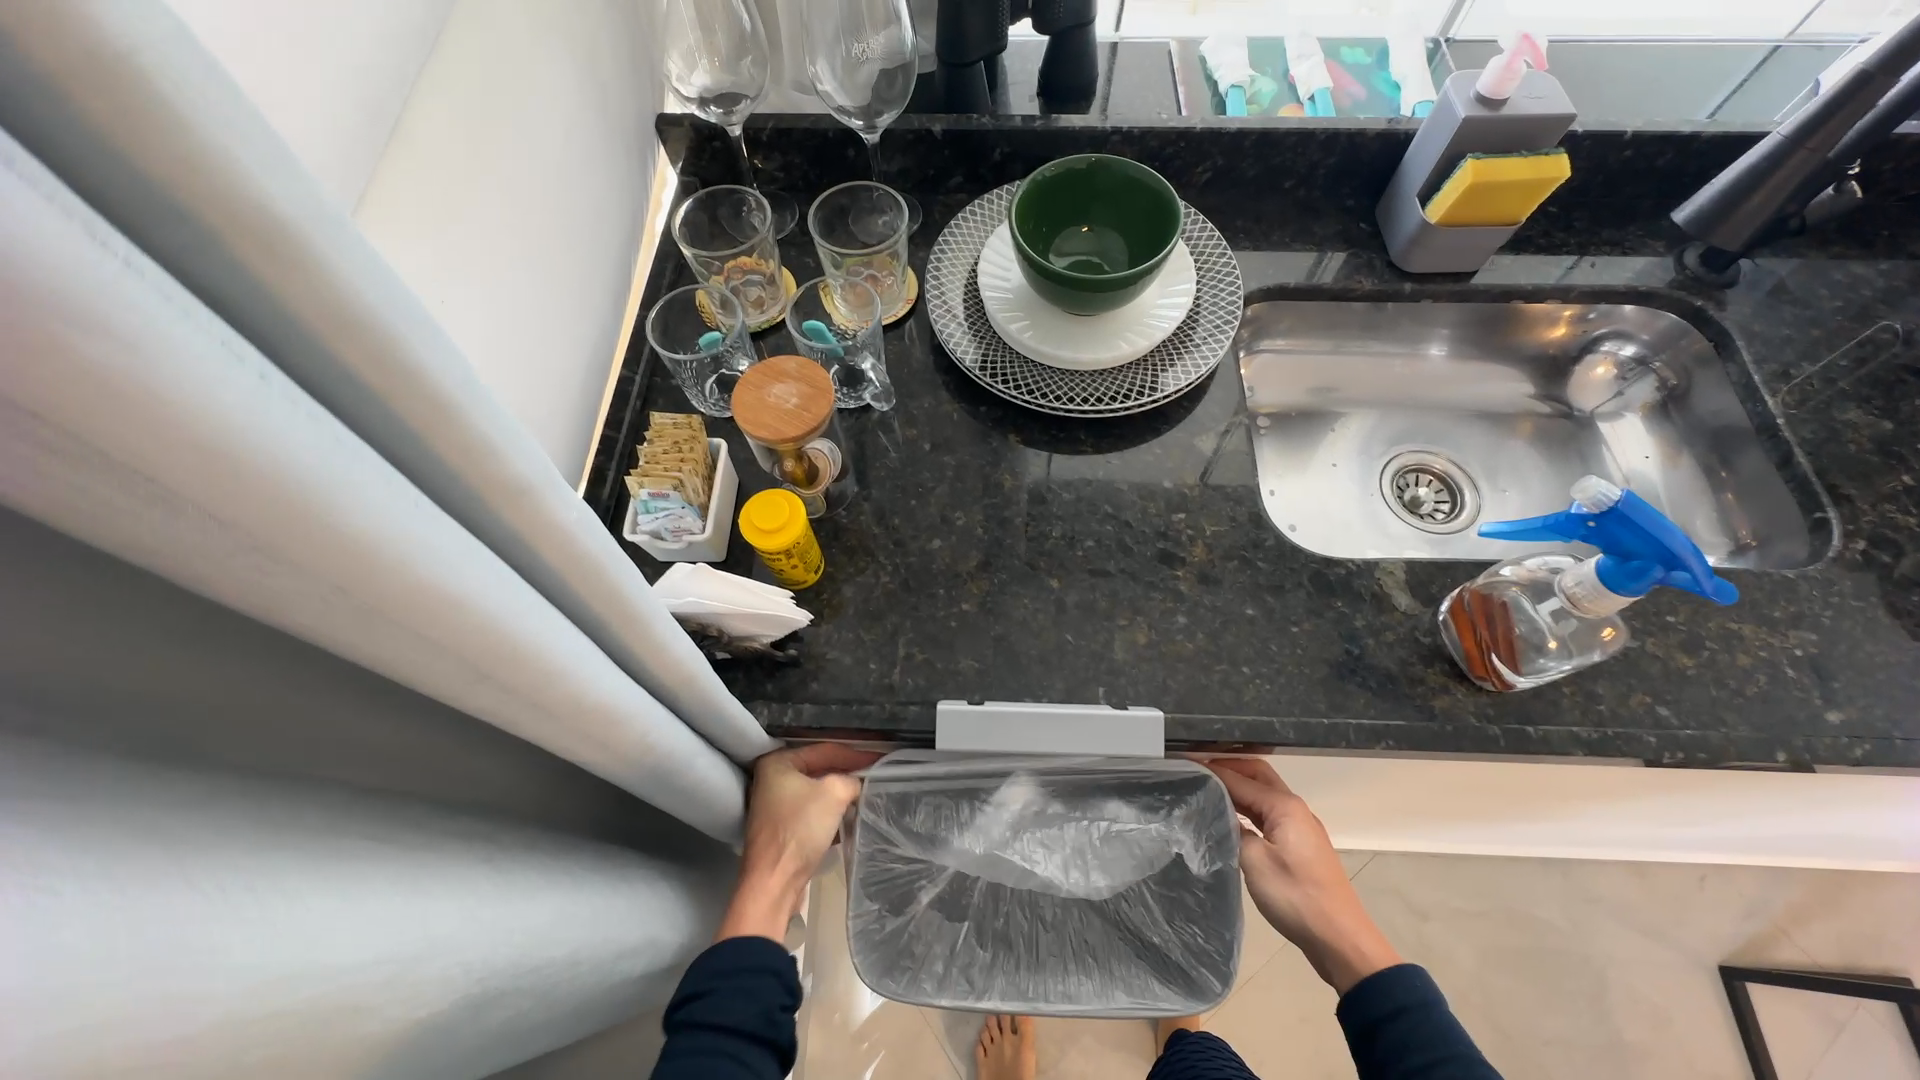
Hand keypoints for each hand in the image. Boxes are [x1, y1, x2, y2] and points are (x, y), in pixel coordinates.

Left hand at [716, 742, 880, 943]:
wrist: (775, 882)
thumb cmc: (800, 829)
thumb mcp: (834, 793)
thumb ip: (851, 780)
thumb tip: (857, 784)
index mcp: (778, 763)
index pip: (825, 750)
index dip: (855, 754)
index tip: (880, 760)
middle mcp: (772, 780)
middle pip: (820, 769)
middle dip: (848, 773)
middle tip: (876, 775)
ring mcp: (776, 806)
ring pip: (818, 793)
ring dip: (840, 795)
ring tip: (867, 794)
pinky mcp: (783, 829)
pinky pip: (813, 812)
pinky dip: (831, 813)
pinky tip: (851, 816)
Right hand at [1206, 759, 1402, 994]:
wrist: (1339, 938)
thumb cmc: (1296, 897)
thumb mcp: (1255, 862)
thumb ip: (1233, 830)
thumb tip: (1218, 813)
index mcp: (1284, 806)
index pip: (1240, 778)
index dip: (1209, 769)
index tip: (1180, 763)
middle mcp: (1294, 809)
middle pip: (1257, 775)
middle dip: (1226, 768)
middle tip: (1193, 770)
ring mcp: (1300, 826)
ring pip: (1264, 794)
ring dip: (1237, 788)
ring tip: (1204, 790)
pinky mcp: (1299, 845)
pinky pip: (1268, 813)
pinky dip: (1247, 807)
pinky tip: (1229, 818)